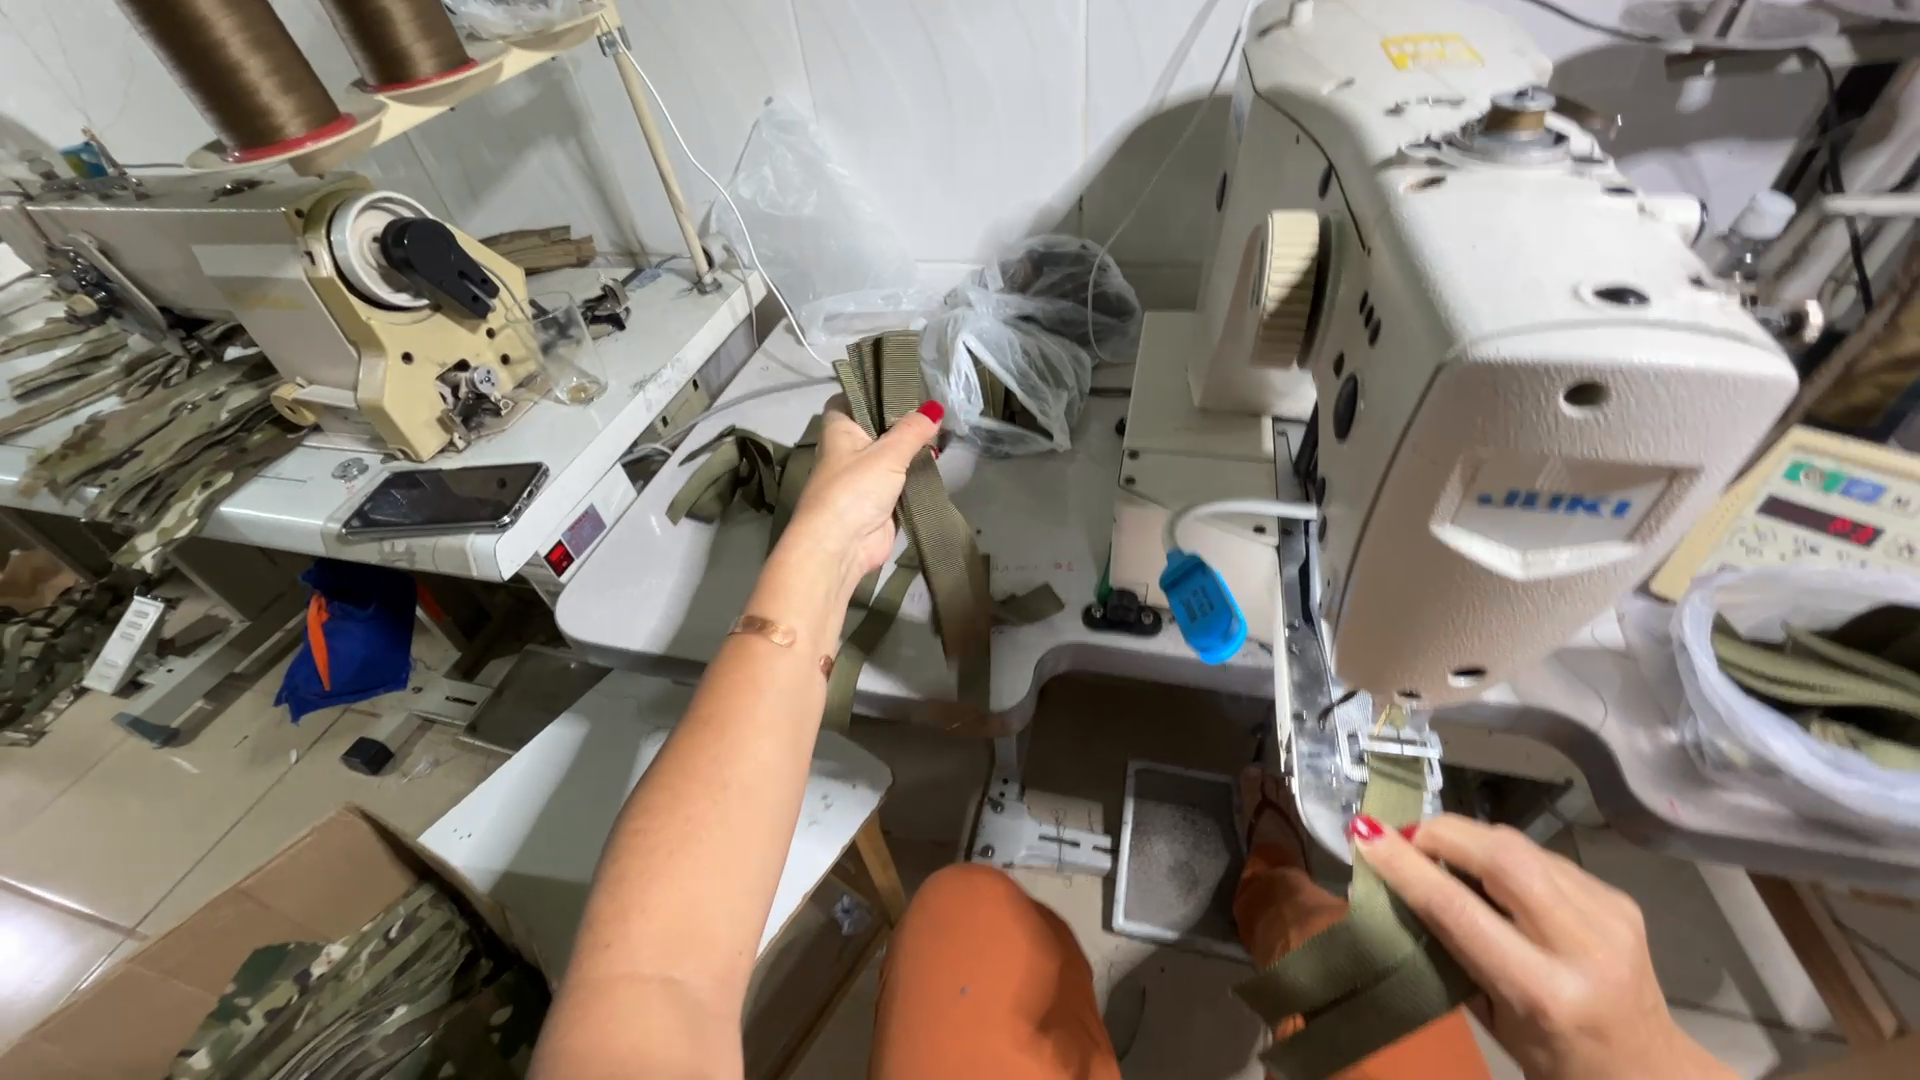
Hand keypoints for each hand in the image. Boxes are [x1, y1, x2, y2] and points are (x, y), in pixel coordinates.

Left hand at [777, 396, 941, 594]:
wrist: (840, 547)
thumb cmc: (854, 490)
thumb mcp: (888, 453)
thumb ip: (913, 430)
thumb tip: (935, 408)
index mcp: (840, 429)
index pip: (852, 397)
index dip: (874, 390)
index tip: (904, 385)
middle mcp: (848, 449)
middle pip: (878, 426)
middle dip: (904, 422)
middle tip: (934, 410)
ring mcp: (864, 476)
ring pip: (892, 455)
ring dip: (912, 450)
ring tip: (942, 433)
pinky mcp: (879, 501)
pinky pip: (900, 481)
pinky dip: (915, 475)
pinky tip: (936, 463)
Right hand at [1352, 814, 1732, 1079]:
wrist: (1650, 1071)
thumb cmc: (1550, 1055)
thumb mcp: (1487, 1011)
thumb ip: (1443, 941)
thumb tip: (1387, 877)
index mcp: (1544, 993)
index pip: (1458, 909)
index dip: (1404, 865)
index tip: (1363, 834)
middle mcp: (1584, 948)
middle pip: (1499, 857)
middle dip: (1438, 833)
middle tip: (1400, 837)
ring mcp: (1609, 917)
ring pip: (1517, 844)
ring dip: (1464, 837)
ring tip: (1436, 850)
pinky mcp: (1618, 897)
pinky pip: (1538, 854)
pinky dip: (1497, 851)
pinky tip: (1487, 871)